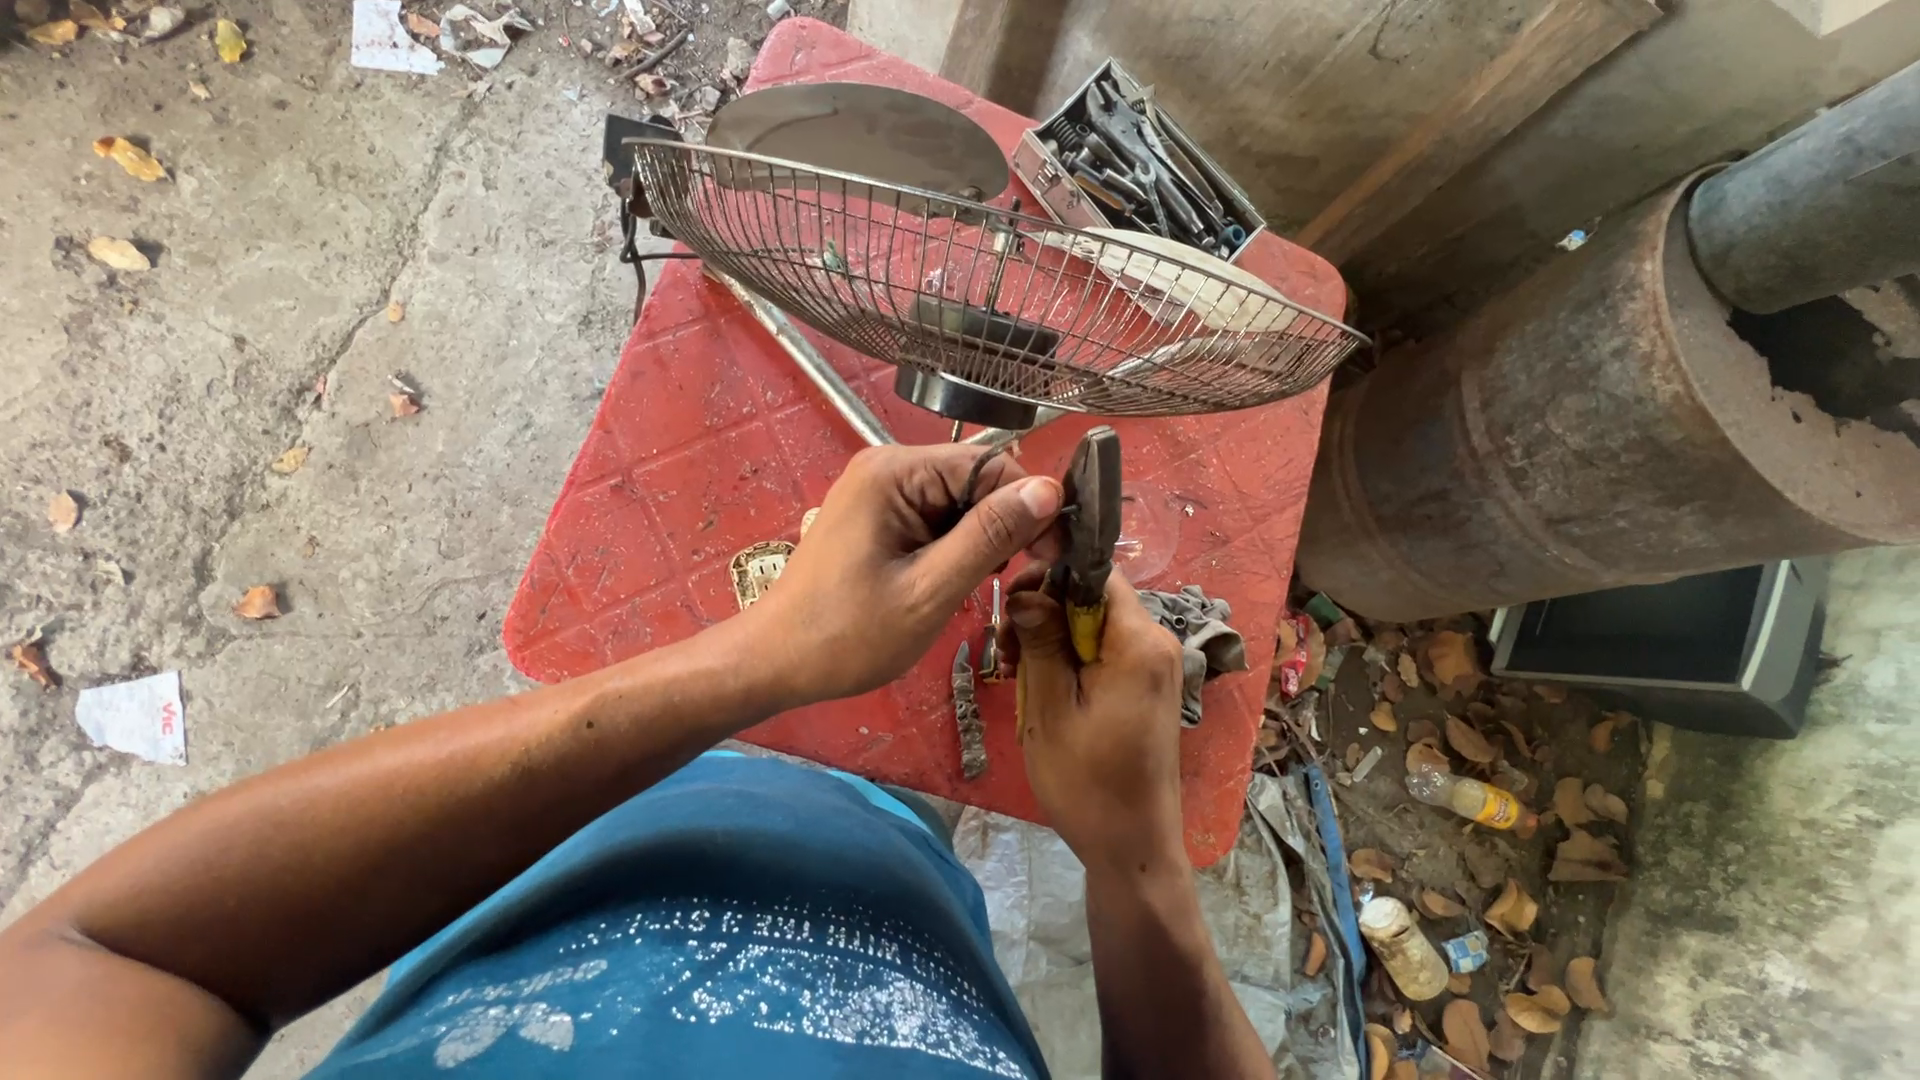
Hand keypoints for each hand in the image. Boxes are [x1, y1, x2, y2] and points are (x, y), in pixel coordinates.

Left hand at [747, 444, 1061, 707]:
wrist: (776, 662)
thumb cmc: (847, 635)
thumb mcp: (929, 590)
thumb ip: (989, 537)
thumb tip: (1049, 490)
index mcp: (894, 472)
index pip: (991, 465)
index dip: (1029, 506)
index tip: (1051, 556)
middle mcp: (887, 466)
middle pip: (976, 480)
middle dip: (1004, 525)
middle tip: (1015, 579)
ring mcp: (879, 490)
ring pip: (959, 501)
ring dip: (980, 540)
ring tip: (975, 585)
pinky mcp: (877, 514)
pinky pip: (935, 517)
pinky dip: (955, 546)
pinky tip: (952, 579)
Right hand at [1005, 570, 1188, 871]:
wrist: (1132, 848)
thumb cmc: (1087, 782)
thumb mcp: (1050, 708)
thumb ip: (1041, 641)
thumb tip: (1025, 591)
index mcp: (1139, 642)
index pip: (1095, 573)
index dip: (1048, 576)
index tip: (1008, 603)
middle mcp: (1156, 644)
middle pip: (1092, 598)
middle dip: (1043, 611)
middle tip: (1004, 647)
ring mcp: (1154, 667)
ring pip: (1093, 626)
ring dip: (1051, 638)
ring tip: (1014, 670)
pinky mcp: (1145, 688)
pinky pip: (1104, 653)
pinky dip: (1070, 659)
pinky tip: (1041, 686)